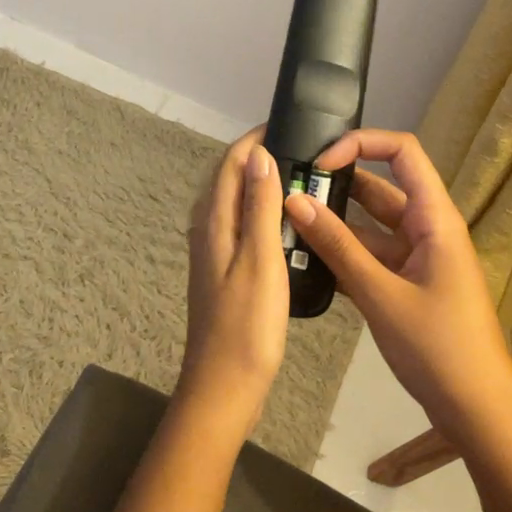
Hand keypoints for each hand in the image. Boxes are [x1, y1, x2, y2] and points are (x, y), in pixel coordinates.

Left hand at [178, 129, 289, 432]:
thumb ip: (258, 207)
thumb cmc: (246, 324)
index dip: (256, 140)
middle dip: (260, 157)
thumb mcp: (260, 260)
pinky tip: (286, 226)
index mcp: (213, 222)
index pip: (231, 164)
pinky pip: (242, 227)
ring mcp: (213, 252)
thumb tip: (259, 154)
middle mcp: (207, 230)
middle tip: (303, 150)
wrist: (224, 386)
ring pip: (236, 204)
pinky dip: (262, 214)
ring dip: (261, 185)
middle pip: (230, 179)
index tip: (290, 125)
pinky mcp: (223, 272)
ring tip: (302, 180)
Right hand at [283, 129, 511, 432]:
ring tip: (284, 223)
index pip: (402, 151)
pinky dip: (340, 255)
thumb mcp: (381, 295)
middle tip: (286, 189)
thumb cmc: (439, 347)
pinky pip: (368, 256)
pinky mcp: (406, 284)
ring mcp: (416, 257)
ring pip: (368, 225)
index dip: (360, 144)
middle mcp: (426, 228)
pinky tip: (303, 261)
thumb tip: (293, 200)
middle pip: (378, 186)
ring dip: (332, 223)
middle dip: (334, 183)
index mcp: (434, 218)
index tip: (320, 162)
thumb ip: (337, 247)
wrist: (479, 413)